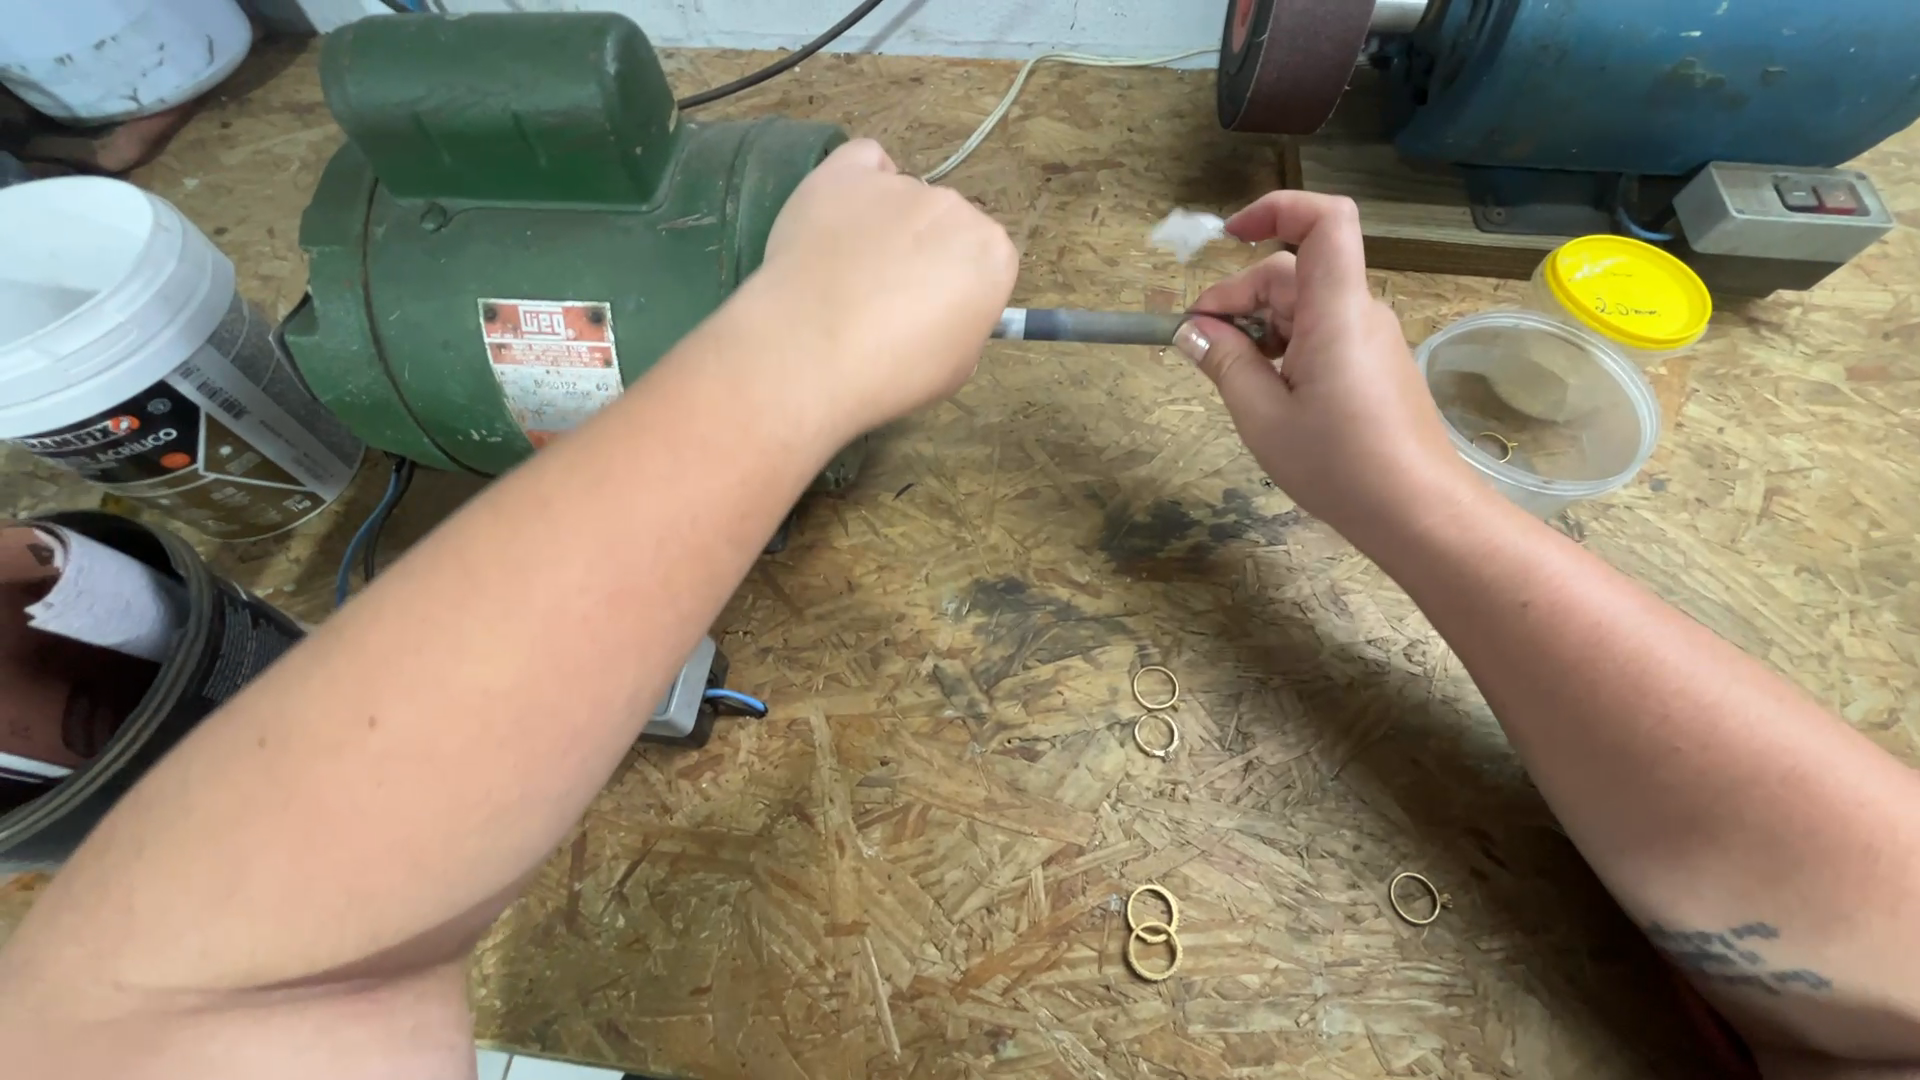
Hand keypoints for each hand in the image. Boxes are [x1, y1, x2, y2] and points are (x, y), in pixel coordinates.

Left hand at [743, 139, 1018, 435]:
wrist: (814, 353)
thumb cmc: (895, 373)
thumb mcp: (957, 370)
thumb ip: (964, 326)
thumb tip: (946, 313)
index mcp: (993, 255)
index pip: (985, 265)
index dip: (957, 293)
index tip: (932, 319)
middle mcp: (955, 208)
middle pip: (946, 228)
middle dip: (924, 258)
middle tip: (886, 302)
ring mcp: (900, 185)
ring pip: (904, 201)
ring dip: (888, 228)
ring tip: (848, 273)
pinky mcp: (845, 172)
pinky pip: (865, 163)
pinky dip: (860, 185)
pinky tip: (842, 219)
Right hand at [1174, 192, 1481, 542]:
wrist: (1415, 510)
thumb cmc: (1336, 464)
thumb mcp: (1262, 417)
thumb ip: (1224, 364)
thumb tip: (1190, 331)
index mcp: (1336, 312)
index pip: (1323, 221)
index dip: (1275, 210)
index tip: (1226, 237)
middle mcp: (1358, 312)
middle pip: (1293, 273)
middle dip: (1238, 297)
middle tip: (1198, 346)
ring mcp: (1369, 338)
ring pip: (1303, 306)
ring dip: (1258, 326)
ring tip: (1230, 376)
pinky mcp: (1372, 365)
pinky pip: (1320, 333)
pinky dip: (1282, 346)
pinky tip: (1266, 390)